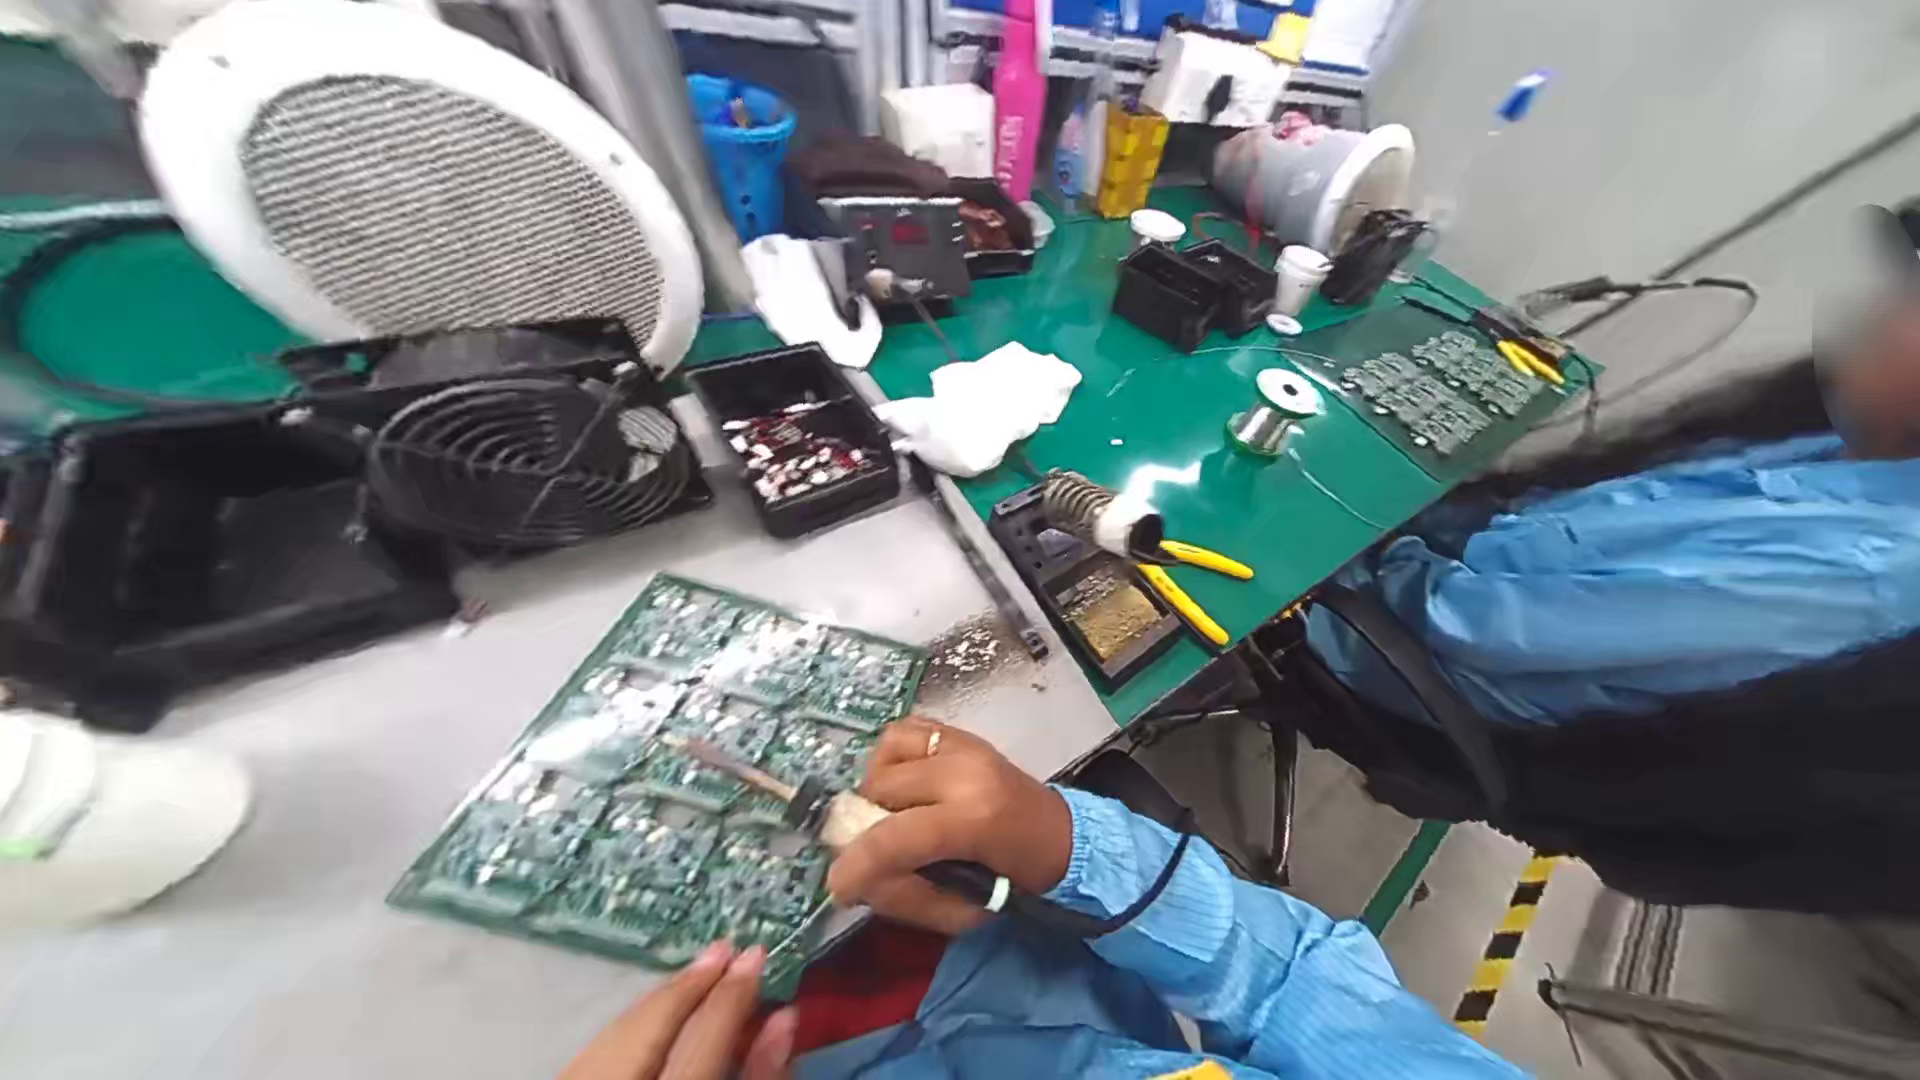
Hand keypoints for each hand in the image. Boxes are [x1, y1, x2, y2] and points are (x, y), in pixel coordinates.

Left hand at [561, 942, 796, 1079]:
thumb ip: (759, 1076)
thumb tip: (784, 1016)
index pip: (702, 1042)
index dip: (733, 995)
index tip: (756, 952)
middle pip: (649, 1029)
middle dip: (690, 984)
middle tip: (727, 948)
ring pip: (613, 1034)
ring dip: (660, 1001)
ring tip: (698, 974)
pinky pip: (590, 1053)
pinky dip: (628, 1029)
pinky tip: (652, 1017)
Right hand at [827, 719, 1072, 934]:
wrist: (1058, 836)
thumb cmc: (1014, 881)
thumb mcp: (959, 910)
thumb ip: (900, 893)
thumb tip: (852, 876)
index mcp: (972, 818)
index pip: (894, 836)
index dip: (855, 864)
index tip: (838, 885)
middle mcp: (964, 769)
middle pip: (881, 789)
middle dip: (870, 825)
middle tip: (881, 849)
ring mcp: (962, 743)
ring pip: (884, 755)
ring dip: (879, 789)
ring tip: (898, 812)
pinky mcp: (960, 732)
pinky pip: (903, 732)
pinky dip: (891, 758)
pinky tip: (906, 782)